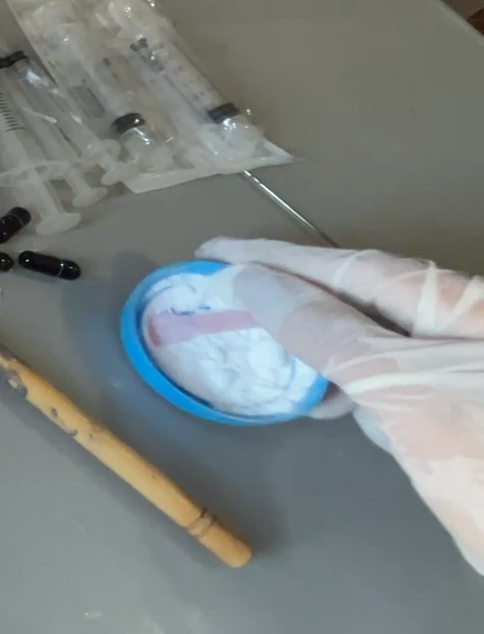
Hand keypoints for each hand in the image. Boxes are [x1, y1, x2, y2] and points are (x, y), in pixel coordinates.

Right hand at [197, 238, 483, 573]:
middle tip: (224, 290)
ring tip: (257, 342)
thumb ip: (326, 331)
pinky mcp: (463, 413)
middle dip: (288, 292)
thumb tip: (250, 281)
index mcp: (466, 310)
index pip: (350, 269)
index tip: (209, 252)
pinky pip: (387, 377)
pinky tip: (320, 398)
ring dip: (310, 341)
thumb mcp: (403, 390)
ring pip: (371, 339)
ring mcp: (467, 374)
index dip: (274, 257)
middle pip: (361, 298)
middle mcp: (468, 332)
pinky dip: (344, 381)